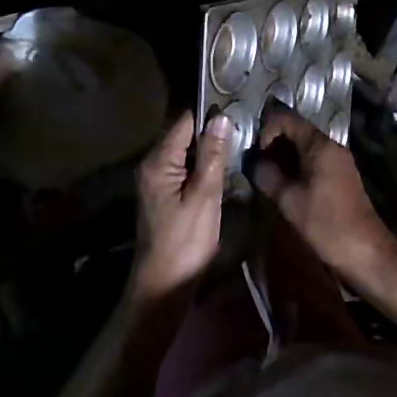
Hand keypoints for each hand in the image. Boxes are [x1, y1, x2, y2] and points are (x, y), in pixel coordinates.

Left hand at [130, 112, 230, 303]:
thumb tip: (222, 118)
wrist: (164, 285)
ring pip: (186, 152)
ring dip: (209, 151)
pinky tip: (222, 171)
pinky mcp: (162, 194)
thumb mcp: (204, 196)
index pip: (184, 121)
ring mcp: (155, 180)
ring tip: (239, 146)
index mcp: (158, 161)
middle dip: (212, 133)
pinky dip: (202, 167)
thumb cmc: (186, 241)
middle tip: (244, 130)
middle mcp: (151, 164)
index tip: (238, 111)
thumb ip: (212, 156)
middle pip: (184, 135)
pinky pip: (184, 169)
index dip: (210, 115)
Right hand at [249, 103, 396, 278]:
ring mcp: (338, 161)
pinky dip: (296, 167)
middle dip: (273, 144)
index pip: (286, 119)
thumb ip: (267, 176)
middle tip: (257, 166)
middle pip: (296, 131)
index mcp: (319, 145)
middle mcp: (331, 146)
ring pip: (304, 147)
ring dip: (283, 157)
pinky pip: (313, 161)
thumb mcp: (289, 200)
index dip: (266, 130)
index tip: (256, 154)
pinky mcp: (340, 176)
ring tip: (267, 177)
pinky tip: (285, 186)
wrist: (366, 252)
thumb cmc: (326, 223)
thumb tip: (253, 162)